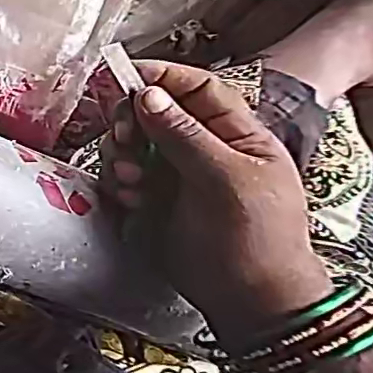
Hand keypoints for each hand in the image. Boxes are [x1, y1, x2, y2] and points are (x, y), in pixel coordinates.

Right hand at [101, 61, 330, 344]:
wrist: (246, 296)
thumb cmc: (254, 235)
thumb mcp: (225, 178)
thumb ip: (183, 134)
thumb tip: (146, 94)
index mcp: (235, 134)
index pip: (197, 88)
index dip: (162, 77)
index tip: (123, 76)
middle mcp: (200, 148)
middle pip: (151, 113)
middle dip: (130, 123)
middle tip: (123, 139)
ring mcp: (173, 173)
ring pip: (129, 143)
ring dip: (121, 156)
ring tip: (134, 181)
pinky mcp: (149, 196)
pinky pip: (119, 174)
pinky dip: (118, 182)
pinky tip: (132, 198)